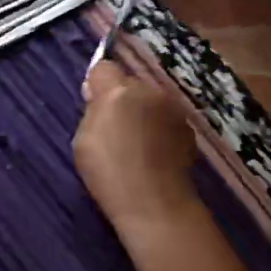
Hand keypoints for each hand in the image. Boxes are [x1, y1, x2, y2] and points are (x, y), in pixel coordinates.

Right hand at [74, 60, 196, 224]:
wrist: (154, 202)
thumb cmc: (109, 173)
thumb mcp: (83, 140)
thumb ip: (91, 112)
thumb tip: (97, 95)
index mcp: (118, 91)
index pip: (103, 67)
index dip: (96, 84)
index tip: (92, 105)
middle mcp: (149, 91)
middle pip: (129, 83)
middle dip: (121, 99)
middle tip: (113, 130)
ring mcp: (173, 109)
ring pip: (150, 100)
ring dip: (142, 113)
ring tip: (135, 144)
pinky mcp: (187, 128)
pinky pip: (165, 119)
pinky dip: (158, 129)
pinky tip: (153, 153)